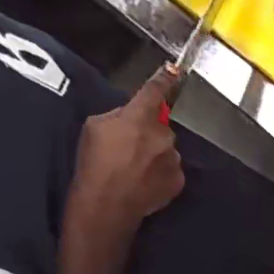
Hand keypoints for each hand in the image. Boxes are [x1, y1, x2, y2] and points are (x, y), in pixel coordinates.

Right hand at [67, 66, 184, 230]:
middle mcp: (164, 135)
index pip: (155, 91)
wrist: (108, 203)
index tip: (174, 69)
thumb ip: (118, 116)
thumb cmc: (95, 163)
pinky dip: (161, 174)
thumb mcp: (95, 127)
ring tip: (136, 170)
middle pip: (160, 128)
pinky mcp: (178, 181)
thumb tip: (129, 117)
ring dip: (156, 155)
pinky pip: (171, 171)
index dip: (164, 79)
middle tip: (130, 149)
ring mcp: (174, 159)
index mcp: (140, 116)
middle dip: (149, 134)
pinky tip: (145, 182)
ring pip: (167, 150)